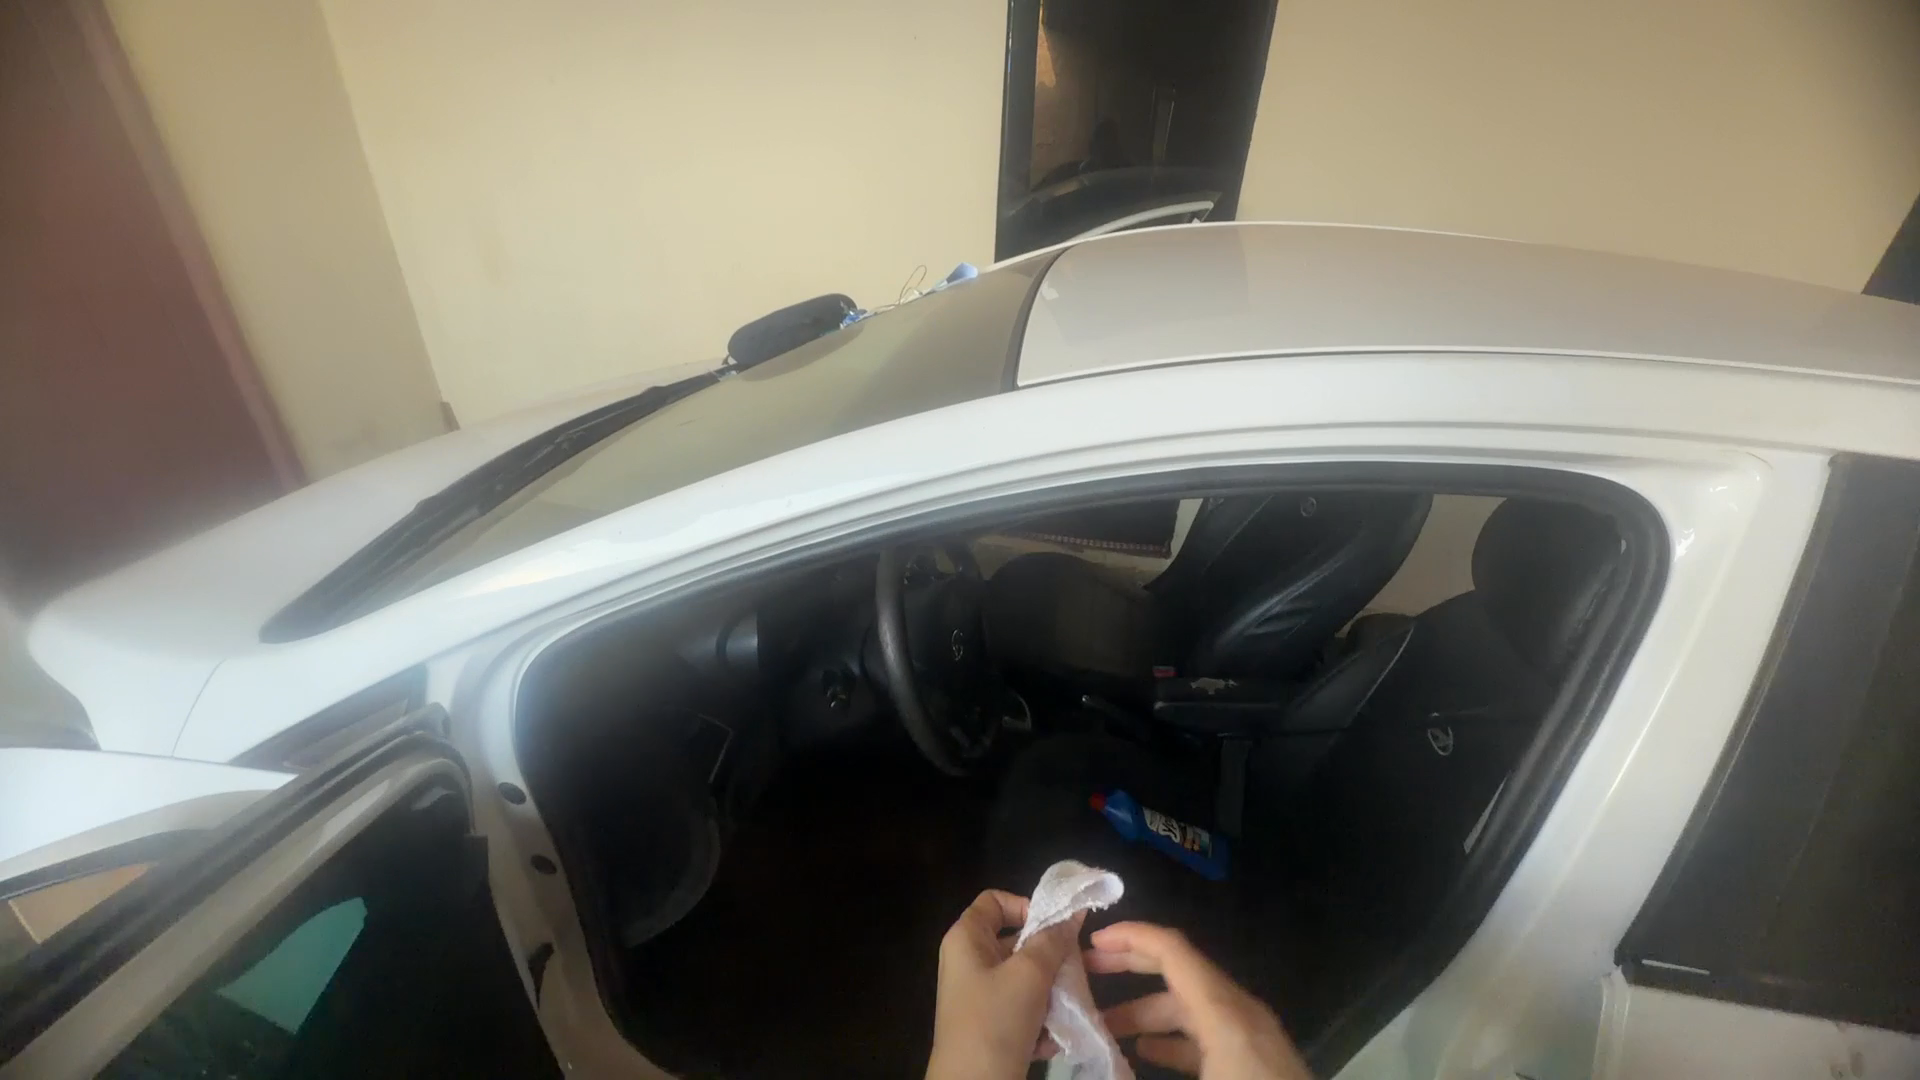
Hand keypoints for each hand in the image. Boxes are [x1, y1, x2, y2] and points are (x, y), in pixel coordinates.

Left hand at [925, 890, 1083, 1079]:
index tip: (1054, 929)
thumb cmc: (995, 1021)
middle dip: (1046, 954)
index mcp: (966, 938)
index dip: (1025, 906)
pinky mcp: (988, 1026)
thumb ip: (1053, 940)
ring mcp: (977, 995)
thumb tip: (1074, 911)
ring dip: (1047, 989)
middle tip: (1073, 967)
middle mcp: (968, 961)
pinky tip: (1054, 1036)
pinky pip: (1018, 1008)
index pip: (995, 900)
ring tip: (1068, 1002)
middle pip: (1013, 939)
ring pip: (1020, 977)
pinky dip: (1038, 1018)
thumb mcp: (1029, 975)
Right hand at [1087, 922, 1311, 1078]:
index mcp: (1224, 1014)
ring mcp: (1254, 1038)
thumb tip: (1098, 1068)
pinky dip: (1175, 1034)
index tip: (1091, 944)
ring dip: (1148, 1009)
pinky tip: (1146, 1052)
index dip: (1129, 937)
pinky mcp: (1260, 1063)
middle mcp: (1240, 1013)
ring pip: (1192, 1004)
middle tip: (1088, 972)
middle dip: (1131, 966)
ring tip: (1106, 1025)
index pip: (1172, 950)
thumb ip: (1130, 1076)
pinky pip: (1209, 1031)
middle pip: (1180, 970)